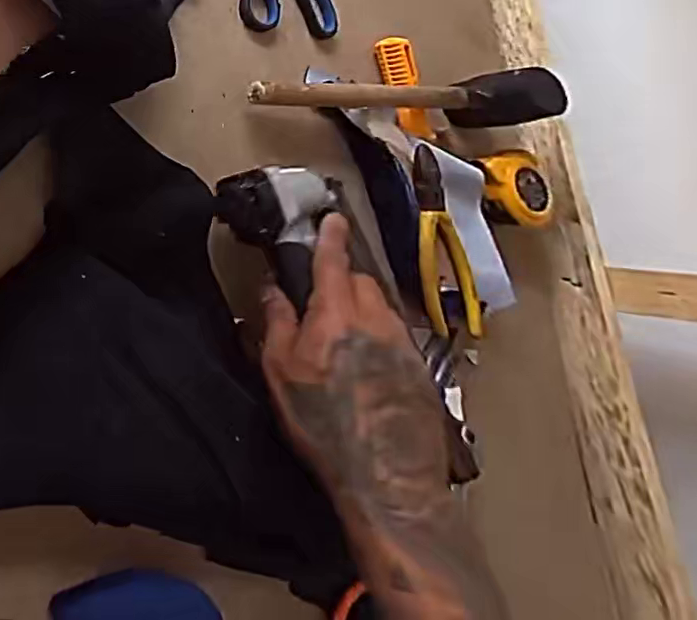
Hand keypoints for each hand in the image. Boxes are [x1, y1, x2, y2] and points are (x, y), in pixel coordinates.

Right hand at [254, 214, 446, 510]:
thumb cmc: (323, 422)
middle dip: (341, 278)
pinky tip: (363, 364)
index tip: (332, 217)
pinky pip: (396, 336)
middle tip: (318, 297)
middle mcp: (377, 322)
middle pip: (361, 281)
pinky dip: (378, 335)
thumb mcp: (279, 369)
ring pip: (382, 307)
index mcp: (337, 315)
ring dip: (360, 307)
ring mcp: (406, 347)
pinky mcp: (422, 372)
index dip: (331, 236)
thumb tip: (273, 289)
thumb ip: (276, 321)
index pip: (334, 261)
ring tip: (339, 335)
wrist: (387, 480)